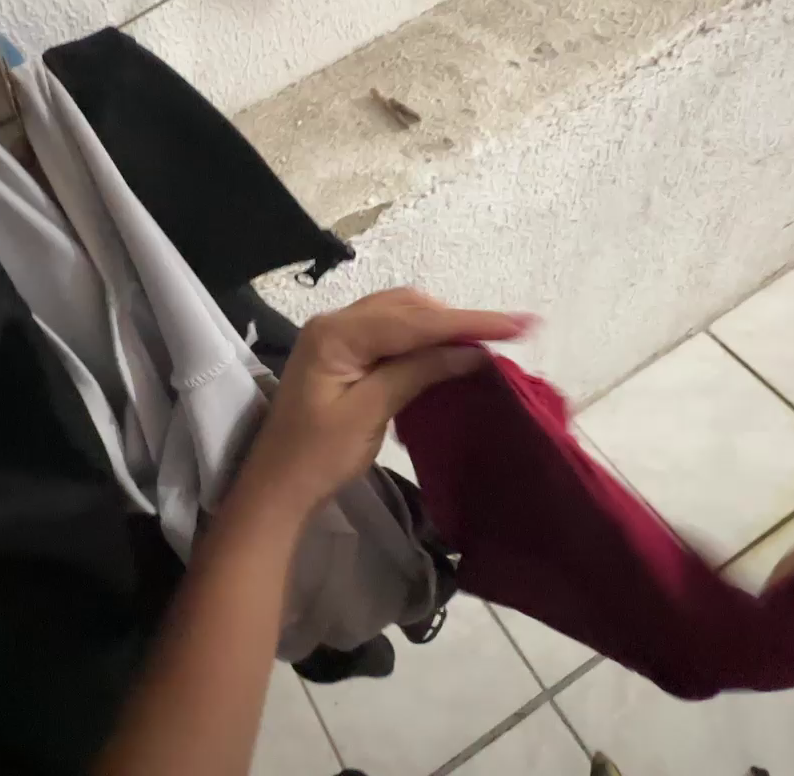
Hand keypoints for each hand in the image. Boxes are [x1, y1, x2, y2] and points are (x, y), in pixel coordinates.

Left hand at [234, 288, 529, 519]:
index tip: (518, 324)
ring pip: (400, 315)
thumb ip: (417, 373)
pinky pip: (390, 332)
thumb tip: (472, 352)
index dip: (468, 322)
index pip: (413, 320)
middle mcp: (335, 322)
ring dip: (441, 326)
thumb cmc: (316, 457)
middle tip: (505, 336)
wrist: (276, 486)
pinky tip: (447, 351)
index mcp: (336, 333)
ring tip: (484, 342)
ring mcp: (337, 335)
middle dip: (456, 319)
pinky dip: (421, 338)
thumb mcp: (369, 414)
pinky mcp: (343, 352)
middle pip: (407, 307)